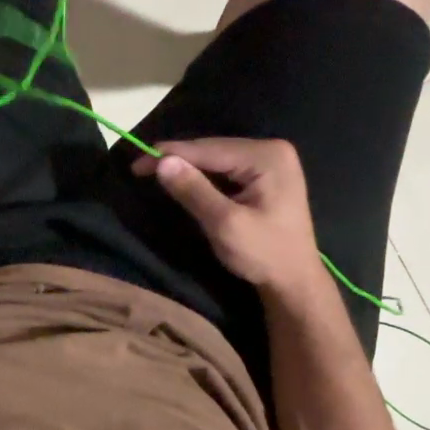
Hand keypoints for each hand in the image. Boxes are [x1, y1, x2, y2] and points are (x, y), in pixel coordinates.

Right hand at [133, 138, 324, 296]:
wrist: (294, 280)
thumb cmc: (264, 254)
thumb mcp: (225, 224)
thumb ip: (194, 191)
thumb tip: (161, 162)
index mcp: (267, 157)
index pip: (208, 149)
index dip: (169, 154)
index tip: (136, 165)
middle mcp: (271, 150)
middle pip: (213, 149)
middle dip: (178, 159)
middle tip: (141, 170)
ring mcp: (271, 161)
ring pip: (217, 158)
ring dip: (188, 167)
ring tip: (156, 173)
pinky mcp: (266, 175)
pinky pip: (226, 169)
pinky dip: (203, 175)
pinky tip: (185, 181)